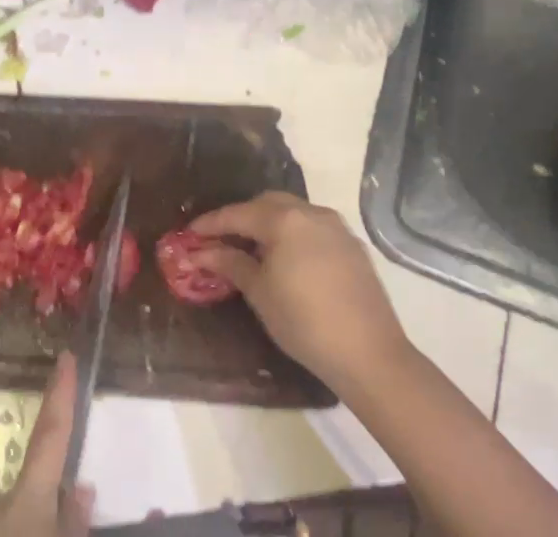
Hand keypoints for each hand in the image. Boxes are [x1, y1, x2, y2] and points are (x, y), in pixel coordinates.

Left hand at [0, 352, 95, 536]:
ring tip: (44, 532)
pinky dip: (12, 534)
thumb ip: (74, 523)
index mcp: (27, 499)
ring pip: (13, 516)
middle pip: (31, 488)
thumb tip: (82, 489)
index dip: (60, 396)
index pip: (50, 436)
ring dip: (29, 526)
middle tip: (62, 520)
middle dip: (47, 503)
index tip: (65, 356)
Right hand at [188, 192, 410, 388]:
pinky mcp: (353, 247)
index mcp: (285, 219)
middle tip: (220, 240)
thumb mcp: (259, 292)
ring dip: (268, 224)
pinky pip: (313, 229)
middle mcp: (312, 213)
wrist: (368, 353)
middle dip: (241, 218)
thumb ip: (229, 263)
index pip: (237, 214)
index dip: (210, 224)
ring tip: (251, 250)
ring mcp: (337, 229)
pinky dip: (292, 235)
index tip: (188, 234)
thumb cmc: (303, 321)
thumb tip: (201, 252)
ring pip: (293, 214)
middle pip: (267, 204)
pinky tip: (285, 260)